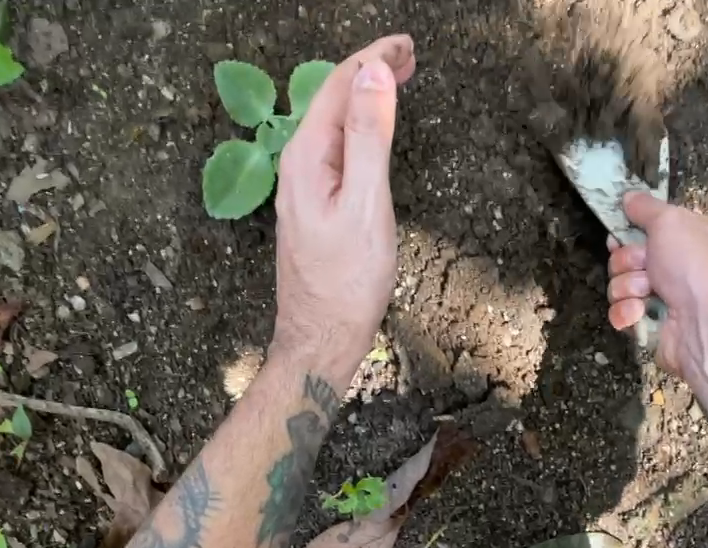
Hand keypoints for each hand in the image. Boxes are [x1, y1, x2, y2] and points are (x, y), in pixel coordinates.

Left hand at [270, 35, 416, 385]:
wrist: (321, 339)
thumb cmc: (347, 281)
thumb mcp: (366, 205)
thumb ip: (370, 138)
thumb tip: (375, 73)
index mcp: (307, 158)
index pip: (340, 87)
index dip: (374, 58)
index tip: (409, 47)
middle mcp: (297, 168)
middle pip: (333, 103)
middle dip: (369, 72)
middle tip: (410, 59)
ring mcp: (302, 191)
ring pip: (334, 130)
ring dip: (364, 101)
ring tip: (395, 85)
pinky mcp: (313, 212)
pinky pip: (336, 156)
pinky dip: (359, 134)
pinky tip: (372, 137)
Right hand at [606, 192, 707, 380]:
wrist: (705, 325)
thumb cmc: (695, 268)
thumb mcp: (672, 222)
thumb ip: (646, 207)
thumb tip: (628, 195)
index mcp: (684, 237)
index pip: (643, 230)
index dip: (627, 233)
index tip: (619, 236)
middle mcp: (672, 267)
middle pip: (624, 257)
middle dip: (628, 261)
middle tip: (646, 266)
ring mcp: (659, 298)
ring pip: (618, 286)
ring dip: (628, 288)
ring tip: (648, 293)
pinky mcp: (647, 325)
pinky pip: (619, 314)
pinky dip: (626, 313)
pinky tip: (640, 314)